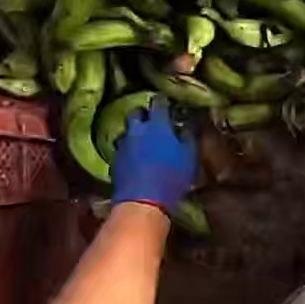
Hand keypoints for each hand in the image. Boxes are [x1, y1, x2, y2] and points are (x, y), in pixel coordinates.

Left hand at [111, 97, 196, 215]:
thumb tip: (187, 125)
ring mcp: (123, 144)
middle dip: (144, 113)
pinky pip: (122, 148)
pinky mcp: (115, 160)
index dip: (163, 101)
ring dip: (135, 132)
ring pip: (127, 131)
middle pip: (136, 113)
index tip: (167, 102)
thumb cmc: (172, 177)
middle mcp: (137, 130)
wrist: (143, 202)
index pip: (159, 103)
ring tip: (143, 139)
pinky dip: (129, 148)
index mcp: (157, 125)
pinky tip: (135, 157)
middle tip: (153, 120)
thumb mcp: (189, 157)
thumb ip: (188, 137)